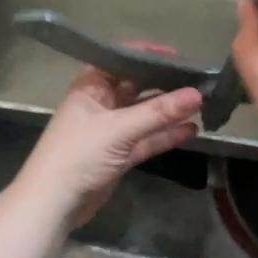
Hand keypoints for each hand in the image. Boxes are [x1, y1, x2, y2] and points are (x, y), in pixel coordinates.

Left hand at [18, 47, 203, 226]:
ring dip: (169, 111)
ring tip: (203, 104)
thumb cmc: (78, 154)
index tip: (179, 56)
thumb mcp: (118, 129)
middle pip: (137, 87)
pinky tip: (192, 129)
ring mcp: (110, 130)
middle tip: (200, 80)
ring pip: (145, 115)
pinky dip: (165, 134)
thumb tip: (198, 94)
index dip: (148, 55)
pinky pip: (146, 139)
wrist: (54, 202)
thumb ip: (158, 113)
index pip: (121, 60)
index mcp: (91, 87)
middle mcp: (101, 103)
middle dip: (165, 84)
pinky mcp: (119, 154)